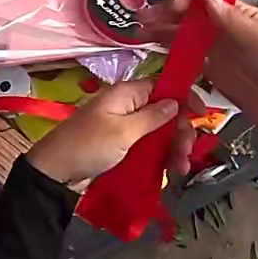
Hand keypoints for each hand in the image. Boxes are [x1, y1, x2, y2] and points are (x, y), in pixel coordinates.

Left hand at [25, 79, 193, 187]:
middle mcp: (127, 105)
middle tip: (186, 153)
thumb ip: (152, 116)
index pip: (164, 87)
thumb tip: (175, 101)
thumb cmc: (88, 146)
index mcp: (127, 93)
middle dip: (180, 131)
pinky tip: (169, 170)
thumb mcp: (123, 131)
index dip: (185, 98)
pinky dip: (160, 156)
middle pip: (165, 111)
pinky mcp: (121, 144)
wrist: (55, 171)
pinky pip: (148, 145)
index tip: (202, 115)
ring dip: (173, 148)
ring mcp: (124, 126)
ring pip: (160, 131)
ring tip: (179, 169)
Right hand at [138, 0, 257, 136]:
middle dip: (165, 15)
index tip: (169, 9)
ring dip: (162, 32)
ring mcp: (217, 51)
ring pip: (184, 36)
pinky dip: (170, 55)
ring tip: (138, 32)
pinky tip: (153, 53)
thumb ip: (231, 19)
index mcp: (239, 14)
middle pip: (189, 17)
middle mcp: (224, 28)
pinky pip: (187, 59)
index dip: (184, 0)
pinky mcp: (212, 74)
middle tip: (140, 19)